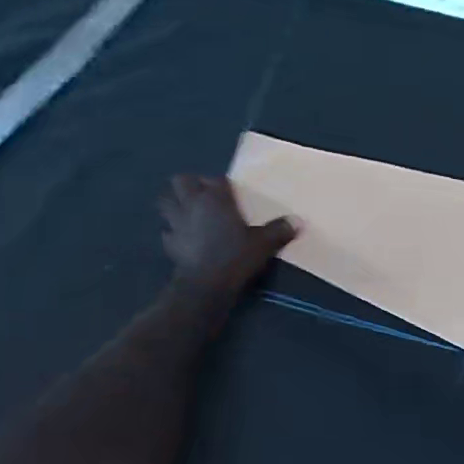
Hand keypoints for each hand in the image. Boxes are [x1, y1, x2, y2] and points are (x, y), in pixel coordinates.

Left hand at [159, 174, 297, 296]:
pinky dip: (174, 231)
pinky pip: (168, 230)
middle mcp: (192, 204)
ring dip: (175, 203)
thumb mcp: (264, 244)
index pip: (217, 179)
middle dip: (191, 185)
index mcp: (216, 199)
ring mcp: (176, 222)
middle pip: (181, 181)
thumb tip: (298, 221)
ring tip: (189, 212)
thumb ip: (279, 231)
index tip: (231, 193)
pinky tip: (185, 238)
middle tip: (205, 197)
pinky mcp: (169, 242)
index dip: (223, 184)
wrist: (206, 284)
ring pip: (166, 202)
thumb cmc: (236, 257)